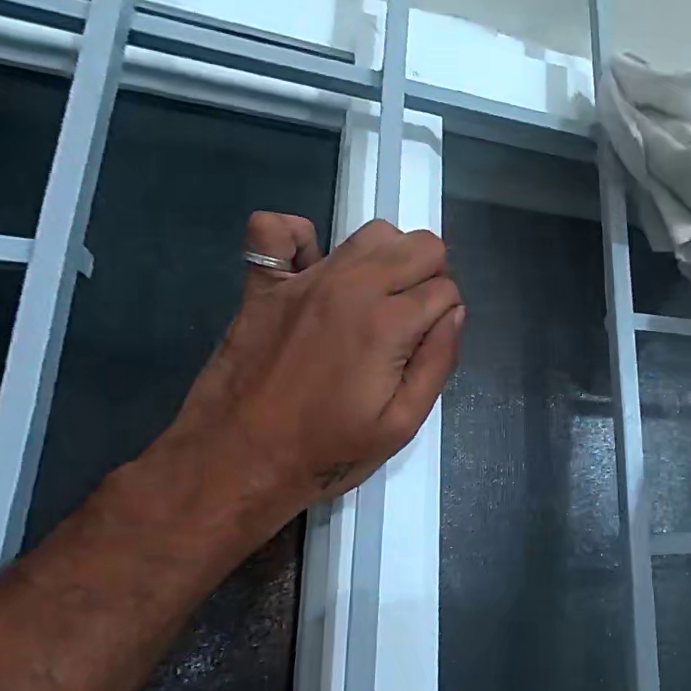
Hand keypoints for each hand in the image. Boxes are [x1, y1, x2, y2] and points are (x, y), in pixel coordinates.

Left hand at [135, 211, 463, 555]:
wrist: (236, 461)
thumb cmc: (326, 452)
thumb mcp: (402, 425)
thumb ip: (437, 363)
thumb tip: (453, 316)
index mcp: (387, 323)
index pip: (446, 289)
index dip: (446, 316)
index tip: (426, 346)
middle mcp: (350, 286)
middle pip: (419, 245)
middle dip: (429, 278)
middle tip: (409, 324)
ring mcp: (302, 280)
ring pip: (370, 233)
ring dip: (387, 260)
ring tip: (375, 302)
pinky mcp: (263, 285)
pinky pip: (276, 229)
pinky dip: (299, 238)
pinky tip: (311, 268)